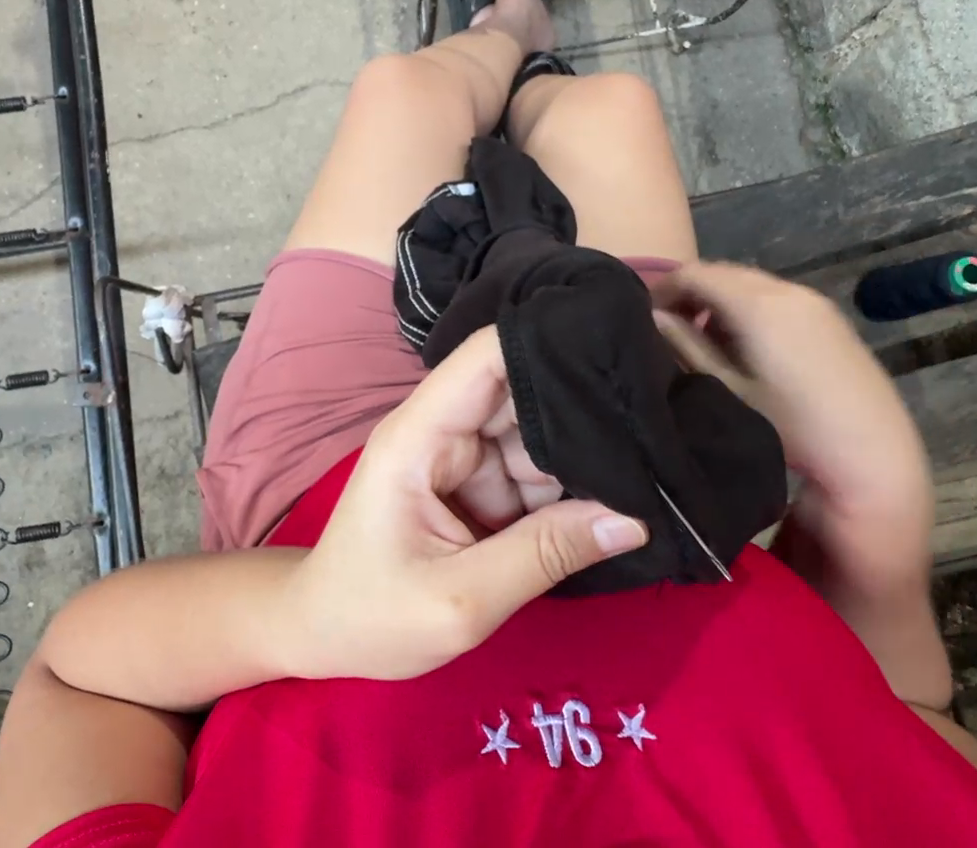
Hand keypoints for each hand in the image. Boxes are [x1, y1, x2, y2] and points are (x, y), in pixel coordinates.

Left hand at [280, 327, 648, 681]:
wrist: (321, 635)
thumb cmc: (371, 617)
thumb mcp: (460, 601)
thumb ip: (543, 555)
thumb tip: (633, 519)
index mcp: (419, 437)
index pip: (485, 357)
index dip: (546, 340)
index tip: (617, 348)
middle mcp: (440, 432)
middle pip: (520, 393)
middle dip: (581, 407)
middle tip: (655, 424)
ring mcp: (457, 458)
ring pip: (533, 435)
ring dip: (580, 453)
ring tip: (649, 468)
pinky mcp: (472, 487)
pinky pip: (529, 473)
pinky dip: (565, 488)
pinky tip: (615, 498)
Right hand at [649, 261, 932, 530]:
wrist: (874, 451)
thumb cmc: (791, 425)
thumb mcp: (727, 389)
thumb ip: (685, 346)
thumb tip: (653, 317)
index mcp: (758, 304)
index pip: (695, 273)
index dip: (662, 288)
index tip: (642, 316)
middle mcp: (787, 290)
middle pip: (723, 273)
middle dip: (689, 293)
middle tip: (666, 327)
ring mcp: (813, 302)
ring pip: (749, 284)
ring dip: (717, 301)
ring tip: (699, 339)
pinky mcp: (829, 317)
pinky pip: (773, 296)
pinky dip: (745, 308)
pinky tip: (739, 344)